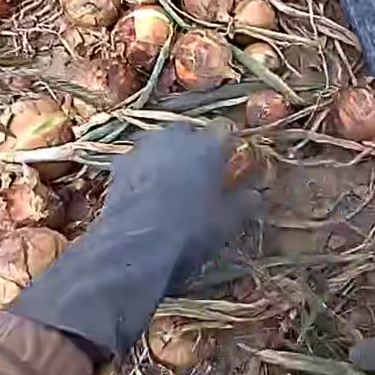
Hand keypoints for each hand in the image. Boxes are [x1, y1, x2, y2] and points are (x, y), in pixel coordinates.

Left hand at [12, 126, 254, 358]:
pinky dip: (144, 172)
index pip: (225, 132)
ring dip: (166, 156)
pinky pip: (137, 162)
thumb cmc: (192, 226)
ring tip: (171, 181)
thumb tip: (255, 194)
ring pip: (159, 144)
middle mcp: (175, 139)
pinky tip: (147, 193)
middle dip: (193, 145)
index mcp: (207, 146)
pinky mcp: (119, 168)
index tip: (231, 162)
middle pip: (187, 132)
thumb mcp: (227, 219)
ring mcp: (143, 151)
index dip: (228, 147)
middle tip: (200, 170)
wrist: (136, 243)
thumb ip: (243, 202)